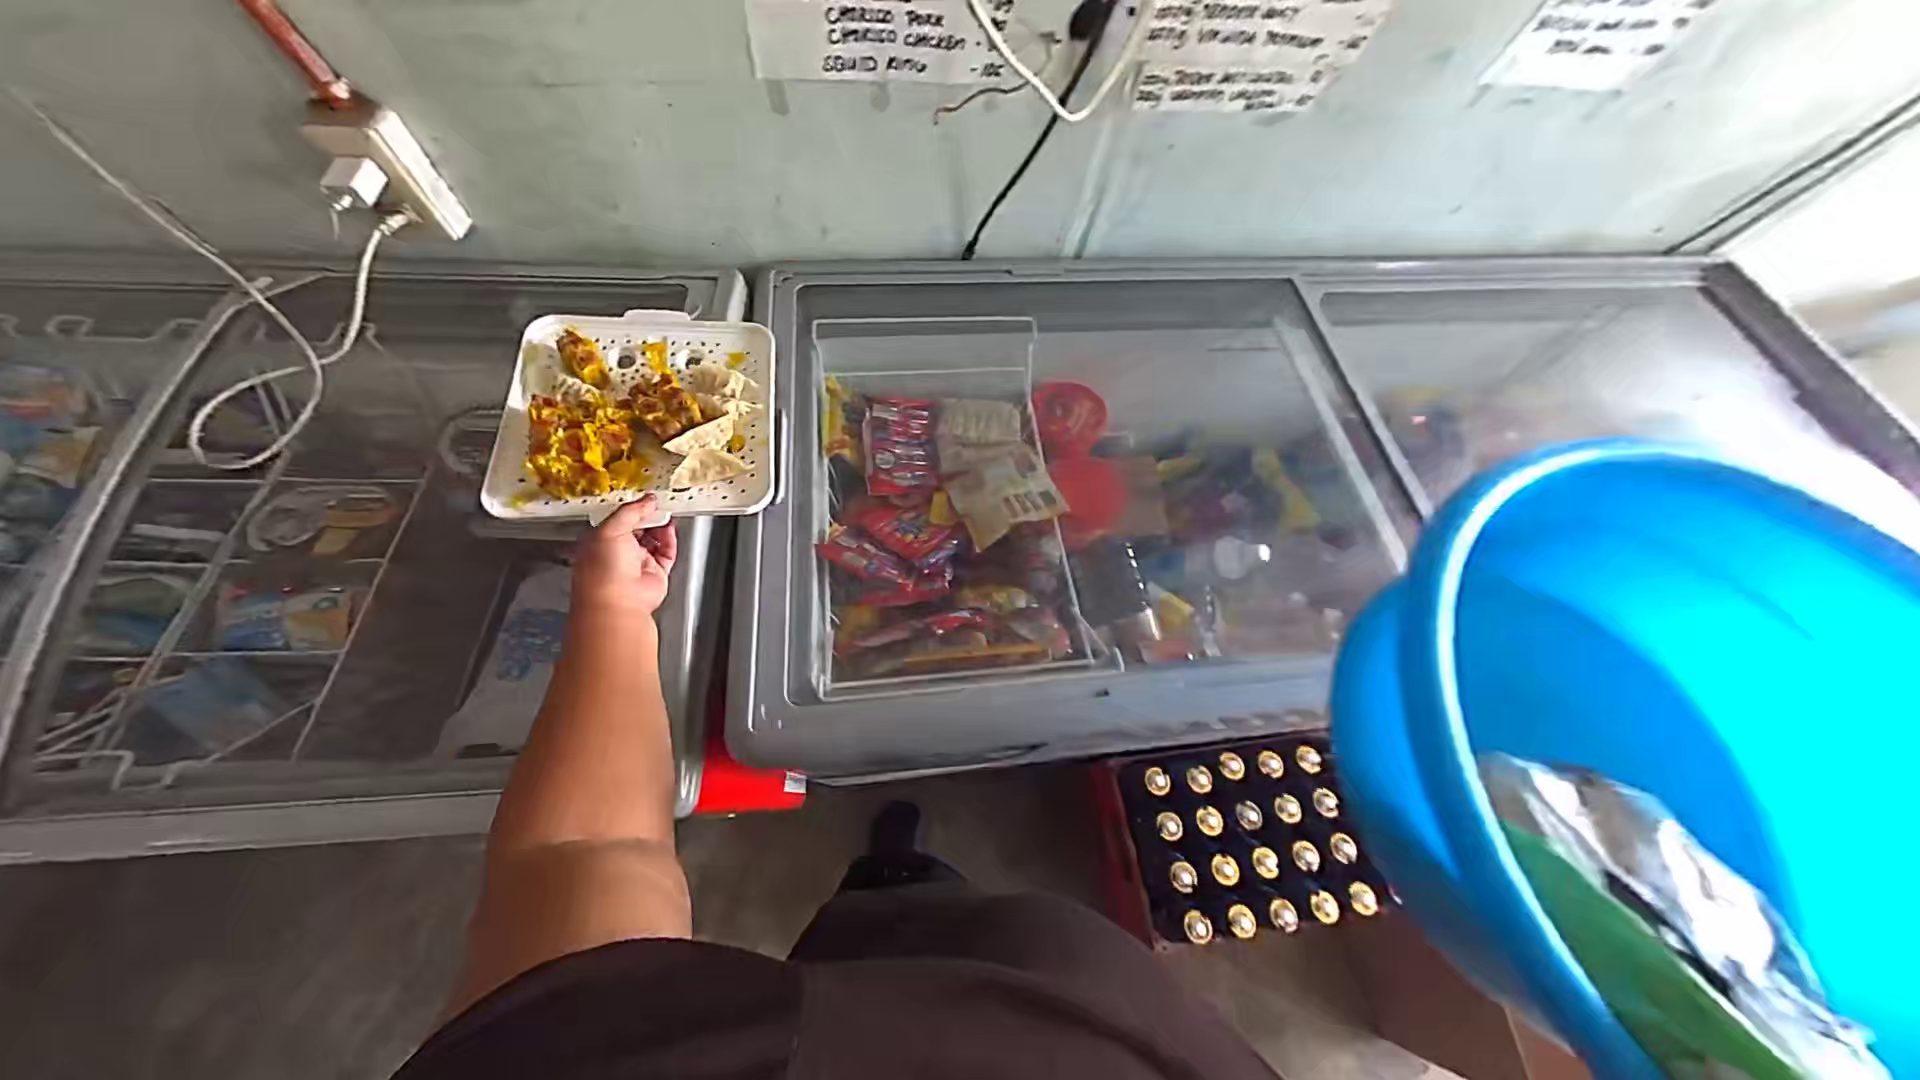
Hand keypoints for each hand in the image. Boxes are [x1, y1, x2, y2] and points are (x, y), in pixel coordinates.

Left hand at [572, 496, 677, 619]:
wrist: (618, 602)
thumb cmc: (602, 572)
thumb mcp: (610, 529)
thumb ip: (631, 511)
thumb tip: (647, 500)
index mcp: (600, 541)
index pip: (618, 519)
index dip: (631, 508)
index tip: (644, 498)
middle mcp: (619, 552)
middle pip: (638, 528)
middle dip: (649, 516)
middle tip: (658, 505)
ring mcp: (638, 563)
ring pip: (654, 539)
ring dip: (661, 526)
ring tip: (667, 515)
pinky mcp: (656, 572)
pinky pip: (667, 552)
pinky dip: (670, 540)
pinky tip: (671, 529)